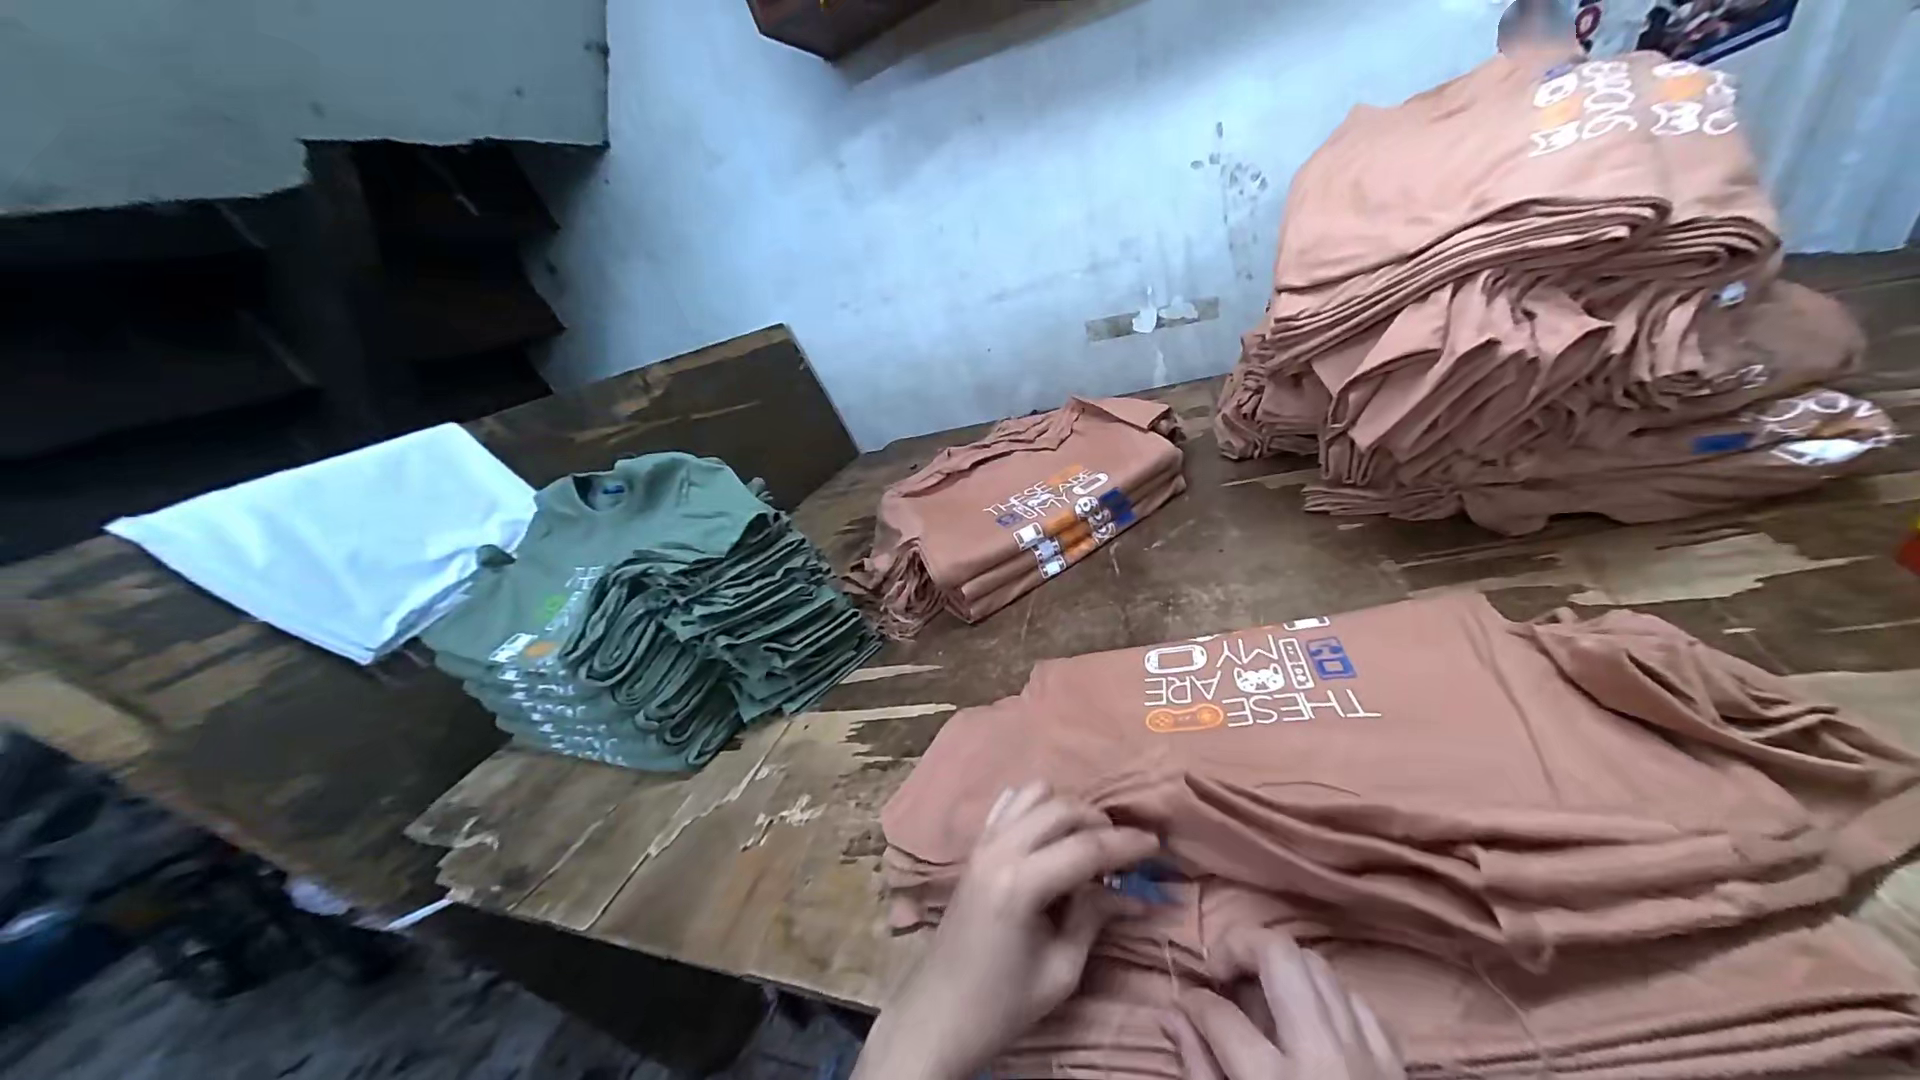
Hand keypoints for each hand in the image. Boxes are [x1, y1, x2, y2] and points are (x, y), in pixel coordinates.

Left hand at [853, 783, 1160, 1079]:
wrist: (940, 1011)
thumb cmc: (1004, 1002)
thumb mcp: (1062, 970)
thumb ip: (1095, 918)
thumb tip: (1137, 894)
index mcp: (1021, 883)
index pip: (1086, 847)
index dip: (1127, 844)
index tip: (1157, 844)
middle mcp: (1000, 850)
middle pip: (1062, 809)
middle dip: (1100, 822)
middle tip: (1125, 850)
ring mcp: (983, 843)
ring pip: (1034, 795)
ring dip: (1068, 809)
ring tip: (1089, 841)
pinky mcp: (975, 847)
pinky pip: (1009, 804)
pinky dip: (1036, 806)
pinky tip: (1051, 830)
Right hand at [1164, 928, 1404, 1079]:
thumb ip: (1199, 1070)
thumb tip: (1171, 1014)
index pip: (1219, 1014)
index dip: (1192, 1001)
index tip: (1186, 1003)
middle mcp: (1324, 1057)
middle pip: (1279, 956)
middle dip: (1237, 946)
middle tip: (1219, 970)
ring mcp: (1368, 1057)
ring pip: (1317, 965)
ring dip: (1280, 966)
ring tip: (1259, 989)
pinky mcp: (1397, 1066)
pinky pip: (1356, 1001)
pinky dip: (1325, 995)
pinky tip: (1307, 1016)